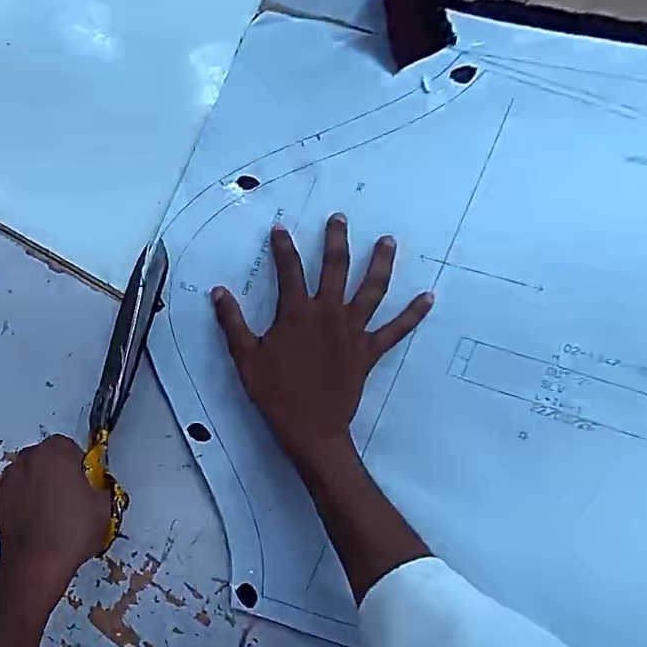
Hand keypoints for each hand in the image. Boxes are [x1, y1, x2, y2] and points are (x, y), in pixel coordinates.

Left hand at [0, 434, 114, 617]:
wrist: (35, 562)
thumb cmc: (72, 531)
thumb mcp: (104, 508)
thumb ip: (101, 488)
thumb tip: (96, 488)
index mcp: (55, 451)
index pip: (70, 447)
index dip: (79, 466)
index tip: (85, 486)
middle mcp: (28, 457)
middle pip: (47, 457)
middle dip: (58, 472)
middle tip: (71, 499)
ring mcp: (10, 476)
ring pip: (31, 474)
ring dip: (40, 485)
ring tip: (53, 513)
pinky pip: (18, 491)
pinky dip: (26, 499)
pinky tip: (37, 522)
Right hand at [213, 217, 432, 470]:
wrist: (310, 426)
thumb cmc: (274, 391)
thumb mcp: (245, 356)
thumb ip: (232, 322)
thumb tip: (219, 292)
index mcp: (296, 314)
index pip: (289, 271)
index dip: (283, 248)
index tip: (280, 228)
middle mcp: (328, 314)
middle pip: (335, 269)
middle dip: (336, 241)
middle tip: (339, 219)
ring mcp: (352, 331)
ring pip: (371, 290)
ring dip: (380, 264)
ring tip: (388, 242)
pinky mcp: (368, 351)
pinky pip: (395, 329)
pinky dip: (413, 314)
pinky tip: (428, 298)